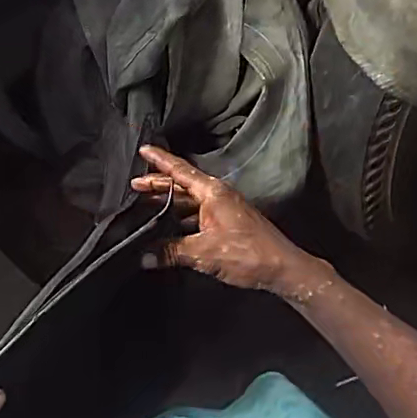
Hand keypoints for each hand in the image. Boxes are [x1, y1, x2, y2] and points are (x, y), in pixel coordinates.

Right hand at [131, 145, 332, 301]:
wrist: (281, 268)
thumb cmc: (248, 254)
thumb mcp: (204, 252)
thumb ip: (171, 251)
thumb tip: (145, 256)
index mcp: (212, 192)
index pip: (180, 170)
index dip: (160, 160)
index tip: (144, 149)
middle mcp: (217, 195)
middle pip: (182, 185)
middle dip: (158, 183)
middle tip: (135, 184)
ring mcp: (223, 208)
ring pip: (189, 201)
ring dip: (168, 203)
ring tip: (146, 206)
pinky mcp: (226, 223)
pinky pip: (197, 215)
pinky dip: (181, 218)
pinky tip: (169, 229)